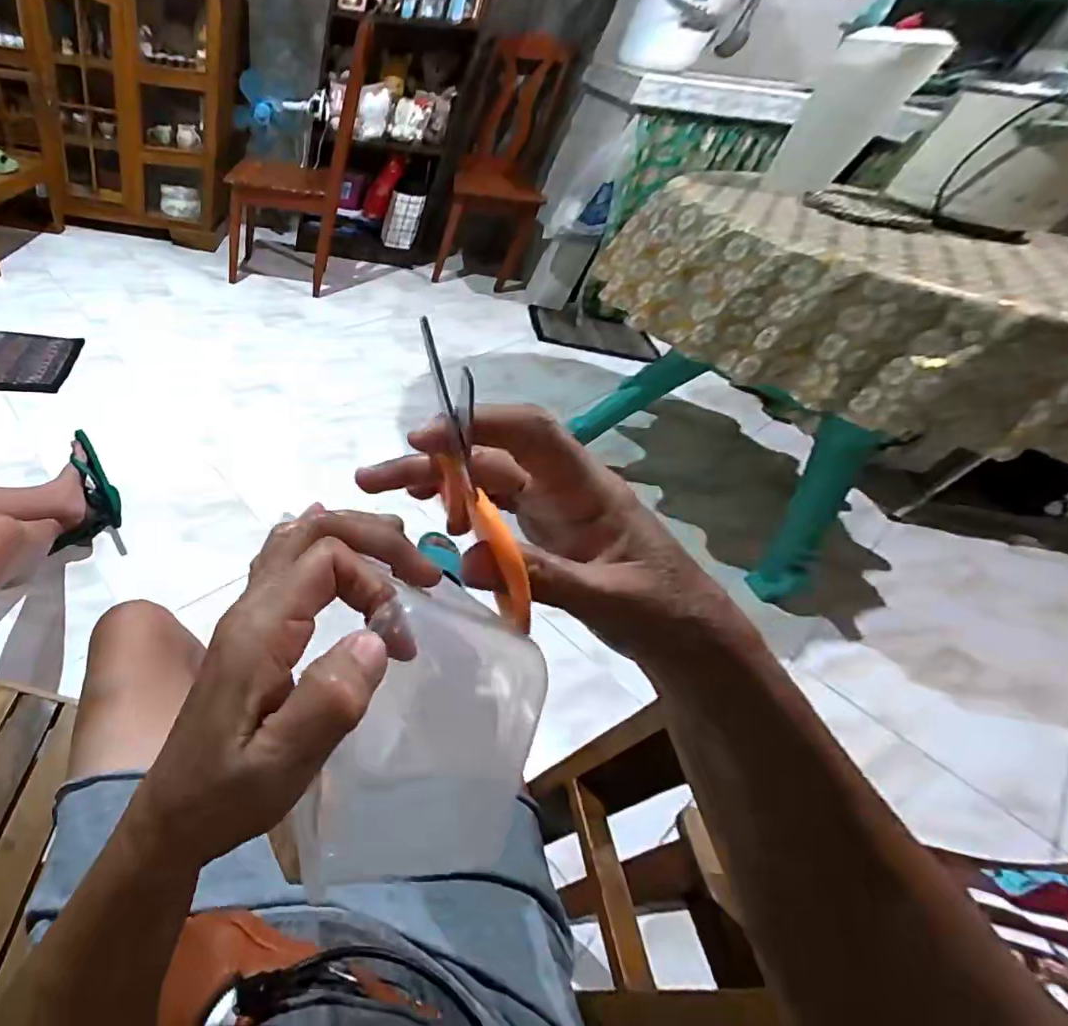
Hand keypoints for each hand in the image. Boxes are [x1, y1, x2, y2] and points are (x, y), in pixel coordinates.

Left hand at [128, 507, 440, 867]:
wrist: (173, 811)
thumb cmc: (228, 794)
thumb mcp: (283, 764)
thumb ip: (329, 701)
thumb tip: (376, 638)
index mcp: (259, 631)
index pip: (324, 558)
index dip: (373, 580)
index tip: (401, 639)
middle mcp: (249, 609)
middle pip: (311, 533)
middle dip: (373, 539)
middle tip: (423, 573)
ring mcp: (245, 616)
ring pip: (296, 541)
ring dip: (351, 538)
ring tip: (397, 550)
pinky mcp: (248, 631)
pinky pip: (282, 564)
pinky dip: (320, 548)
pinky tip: (337, 547)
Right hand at [356, 403, 757, 662]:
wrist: (691, 644)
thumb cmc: (666, 613)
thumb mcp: (610, 599)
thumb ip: (543, 577)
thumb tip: (467, 563)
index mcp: (587, 487)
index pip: (531, 433)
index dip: (477, 424)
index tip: (423, 438)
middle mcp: (561, 488)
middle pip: (490, 458)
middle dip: (433, 461)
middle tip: (375, 479)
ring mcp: (549, 512)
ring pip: (485, 483)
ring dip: (439, 484)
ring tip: (390, 496)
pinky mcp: (540, 536)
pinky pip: (492, 515)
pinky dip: (460, 514)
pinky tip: (435, 524)